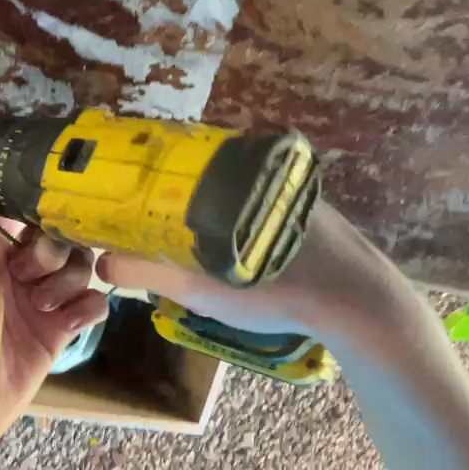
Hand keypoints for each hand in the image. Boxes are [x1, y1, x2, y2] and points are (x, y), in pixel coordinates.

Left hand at [0, 154, 108, 455]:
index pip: (24, 214)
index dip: (40, 211)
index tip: (59, 203)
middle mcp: (14, 274)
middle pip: (60, 240)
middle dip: (55, 255)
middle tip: (30, 282)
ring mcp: (38, 304)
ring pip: (79, 271)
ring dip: (70, 284)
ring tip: (45, 310)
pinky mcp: (56, 335)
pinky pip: (90, 307)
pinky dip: (88, 310)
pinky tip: (69, 323)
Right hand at [95, 202, 425, 353]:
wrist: (365, 308)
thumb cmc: (281, 290)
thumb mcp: (203, 288)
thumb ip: (149, 272)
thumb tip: (103, 263)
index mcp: (239, 176)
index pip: (178, 162)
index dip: (144, 176)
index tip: (117, 193)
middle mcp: (266, 173)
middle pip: (201, 179)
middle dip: (169, 199)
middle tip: (142, 226)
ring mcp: (292, 193)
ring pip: (231, 196)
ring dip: (203, 214)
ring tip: (179, 243)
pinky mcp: (311, 214)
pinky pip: (256, 210)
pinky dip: (234, 224)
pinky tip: (230, 254)